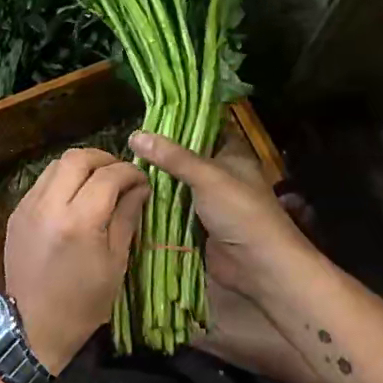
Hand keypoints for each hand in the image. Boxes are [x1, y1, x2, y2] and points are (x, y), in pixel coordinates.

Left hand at [2, 148, 148, 370]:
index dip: (130, 172)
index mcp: (78, 222)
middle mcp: (49, 205)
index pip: (108, 176)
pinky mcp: (16, 212)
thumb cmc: (83, 303)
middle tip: (120, 174)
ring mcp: (27, 206)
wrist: (32, 326)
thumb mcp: (115, 263)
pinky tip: (75, 197)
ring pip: (55, 165)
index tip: (143, 179)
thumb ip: (126, 218)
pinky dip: (61, 180)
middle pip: (77, 158)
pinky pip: (41, 182)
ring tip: (99, 181)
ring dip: (80, 166)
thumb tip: (140, 187)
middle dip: (104, 159)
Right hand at [131, 132, 316, 296]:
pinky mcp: (197, 224)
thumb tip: (134, 135)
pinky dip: (155, 204)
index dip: (181, 120)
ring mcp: (208, 200)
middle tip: (126, 142)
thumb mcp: (207, 176)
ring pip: (176, 183)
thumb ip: (171, 157)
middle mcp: (220, 173)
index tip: (149, 115)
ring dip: (155, 179)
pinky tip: (130, 193)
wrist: (259, 267)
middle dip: (160, 152)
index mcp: (232, 154)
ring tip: (122, 164)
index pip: (205, 127)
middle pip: (185, 156)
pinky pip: (172, 208)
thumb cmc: (241, 212)